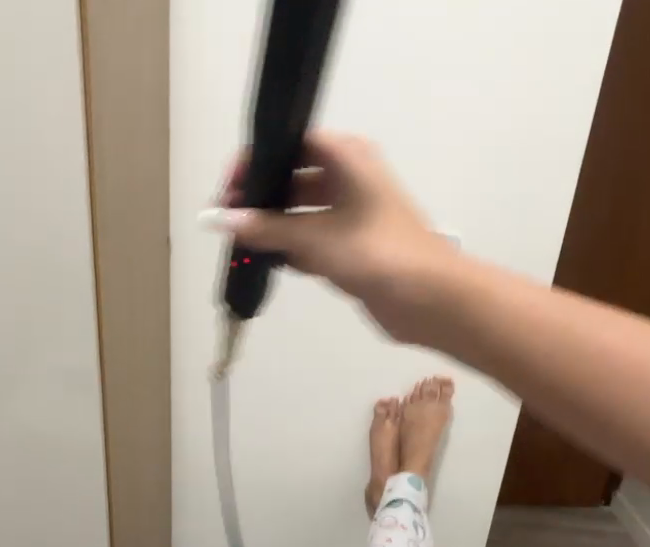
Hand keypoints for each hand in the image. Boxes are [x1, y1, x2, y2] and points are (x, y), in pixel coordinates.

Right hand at [209, 132, 460, 345]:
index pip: (291, 145)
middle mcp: (350, 178)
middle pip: (294, 179)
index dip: (256, 163)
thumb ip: (265, 230)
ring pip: (303, 214)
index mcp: (347, 157)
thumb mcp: (315, 238)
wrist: (430, 298)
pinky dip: (293, 251)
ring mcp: (353, 215)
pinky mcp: (354, 248)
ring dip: (275, 229)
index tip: (229, 189)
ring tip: (241, 244)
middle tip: (228, 220)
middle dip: (262, 200)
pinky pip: (313, 242)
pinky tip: (268, 264)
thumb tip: (220, 221)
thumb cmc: (376, 253)